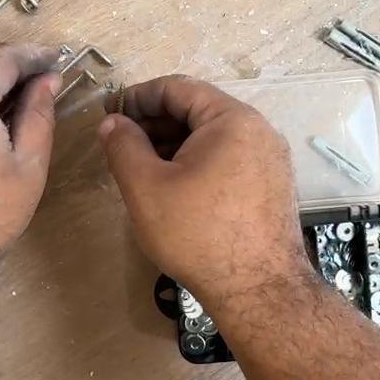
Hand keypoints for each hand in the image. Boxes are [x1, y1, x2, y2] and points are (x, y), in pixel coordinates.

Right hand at [96, 75, 310, 306]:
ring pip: (211, 136)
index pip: (177, 88)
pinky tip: (171, 185)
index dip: (137, 97)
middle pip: (196, 110)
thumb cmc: (198, 234)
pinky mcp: (270, 185)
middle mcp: (258, 130)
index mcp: (231, 119)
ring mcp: (269, 159)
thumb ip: (123, 146)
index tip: (109, 113)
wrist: (259, 291)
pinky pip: (227, 158)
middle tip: (119, 141)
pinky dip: (195, 161)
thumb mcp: (146, 187)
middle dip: (153, 122)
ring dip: (172, 143)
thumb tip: (112, 122)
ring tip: (139, 166)